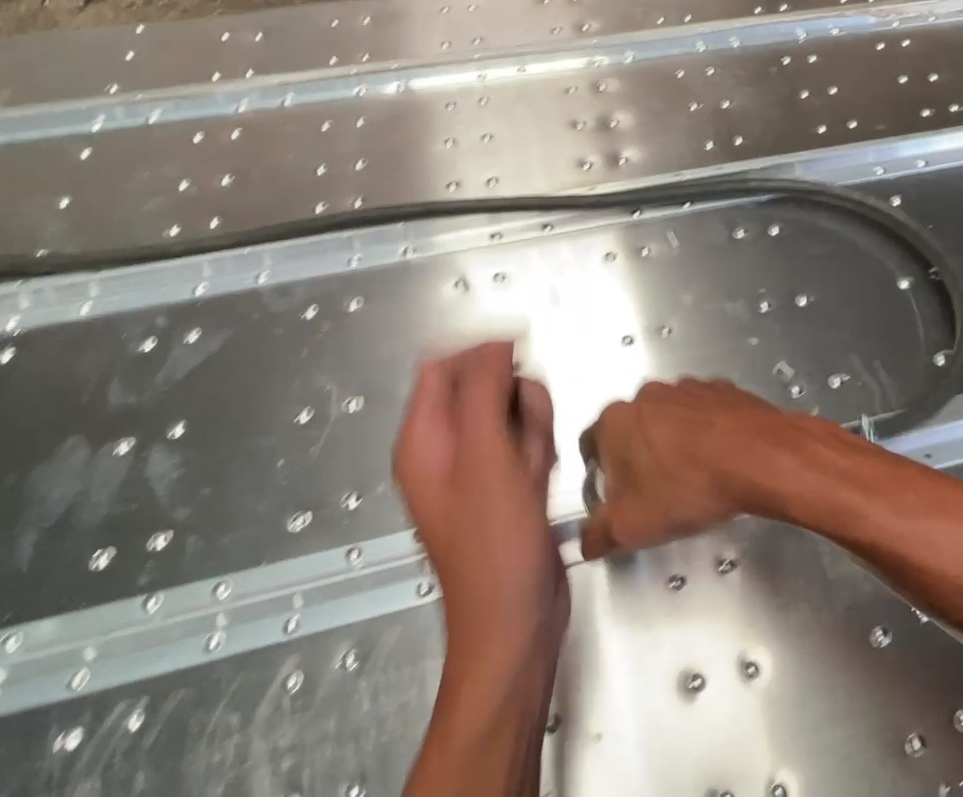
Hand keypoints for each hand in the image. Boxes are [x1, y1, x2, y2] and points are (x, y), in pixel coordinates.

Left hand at [394, 342, 565, 646]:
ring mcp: (478, 469)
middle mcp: (445, 448)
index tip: (521, 373)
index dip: (485, 358)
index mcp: (423, 438)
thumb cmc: (494, 546)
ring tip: (533, 473)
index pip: (445, 366)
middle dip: (518, 404)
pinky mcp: (506, 486)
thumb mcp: (486, 458)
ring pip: (513, 415)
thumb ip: (483, 391)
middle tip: (523, 442)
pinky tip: (540, 486)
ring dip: (534, 434)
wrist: (516, 623)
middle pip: (486, 388)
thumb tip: (493, 340)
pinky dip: (539, 458)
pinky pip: (526, 446)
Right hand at [579, 378, 797, 560]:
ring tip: (694, 479)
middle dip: (640, 459)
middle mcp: (647, 395)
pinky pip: (706, 414)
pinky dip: (709, 434)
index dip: (601, 475)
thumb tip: (587, 541)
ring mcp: (688, 388)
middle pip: (632, 431)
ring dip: (675, 444)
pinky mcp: (724, 390)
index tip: (616, 497)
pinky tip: (722, 461)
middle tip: (656, 494)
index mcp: (615, 421)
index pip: (590, 446)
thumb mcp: (630, 527)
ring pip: (670, 420)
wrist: (761, 458)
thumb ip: (597, 535)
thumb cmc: (689, 487)